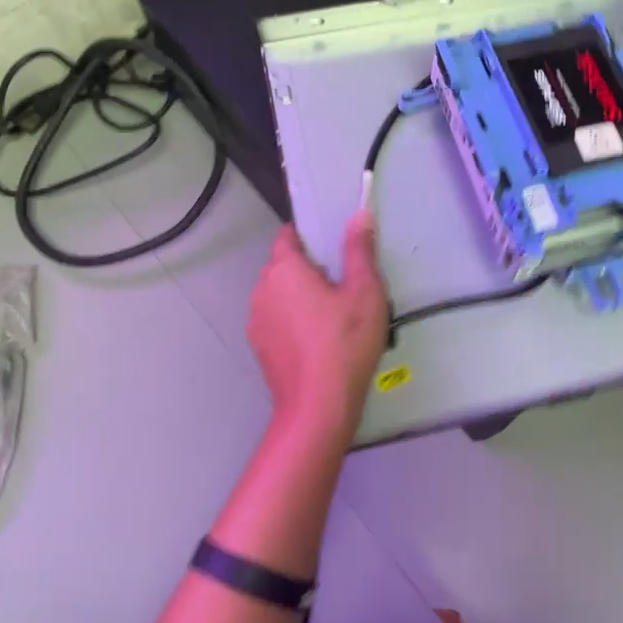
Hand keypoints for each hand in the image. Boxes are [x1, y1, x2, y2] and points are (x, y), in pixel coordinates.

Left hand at [247, 212, 388, 435]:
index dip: (310, 236)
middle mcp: (262, 289)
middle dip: (309, 269)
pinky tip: (319, 341)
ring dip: (300, 297)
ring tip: (335, 316)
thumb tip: (359, 215)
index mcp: (284, 269)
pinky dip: (294, 322)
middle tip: (344, 285)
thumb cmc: (345, 343)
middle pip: (283, 266)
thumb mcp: (365, 292)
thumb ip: (359, 250)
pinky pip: (277, 321)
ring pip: (279, 295)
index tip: (334, 248)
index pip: (288, 236)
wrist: (318, 407)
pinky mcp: (260, 348)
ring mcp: (257, 321)